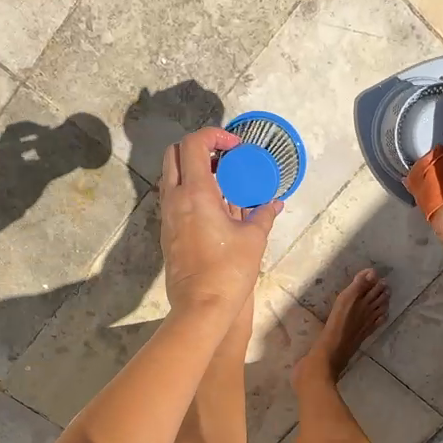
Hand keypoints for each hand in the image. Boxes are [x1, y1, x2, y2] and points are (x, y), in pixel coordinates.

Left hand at [159, 127, 280, 315]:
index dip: (214, 135)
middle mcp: (175, 199)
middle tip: (224, 159)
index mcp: (195, 193)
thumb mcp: (253, 239)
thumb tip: (274, 203)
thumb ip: (263, 214)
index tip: (235, 145)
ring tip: (221, 183)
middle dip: (199, 148)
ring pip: (171, 176)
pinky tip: (213, 208)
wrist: (201, 306)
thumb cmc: (229, 271)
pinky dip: (189, 190)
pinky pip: (173, 198)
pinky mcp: (167, 232)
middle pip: (175, 154)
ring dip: (193, 170)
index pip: (194, 144)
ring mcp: (167, 216)